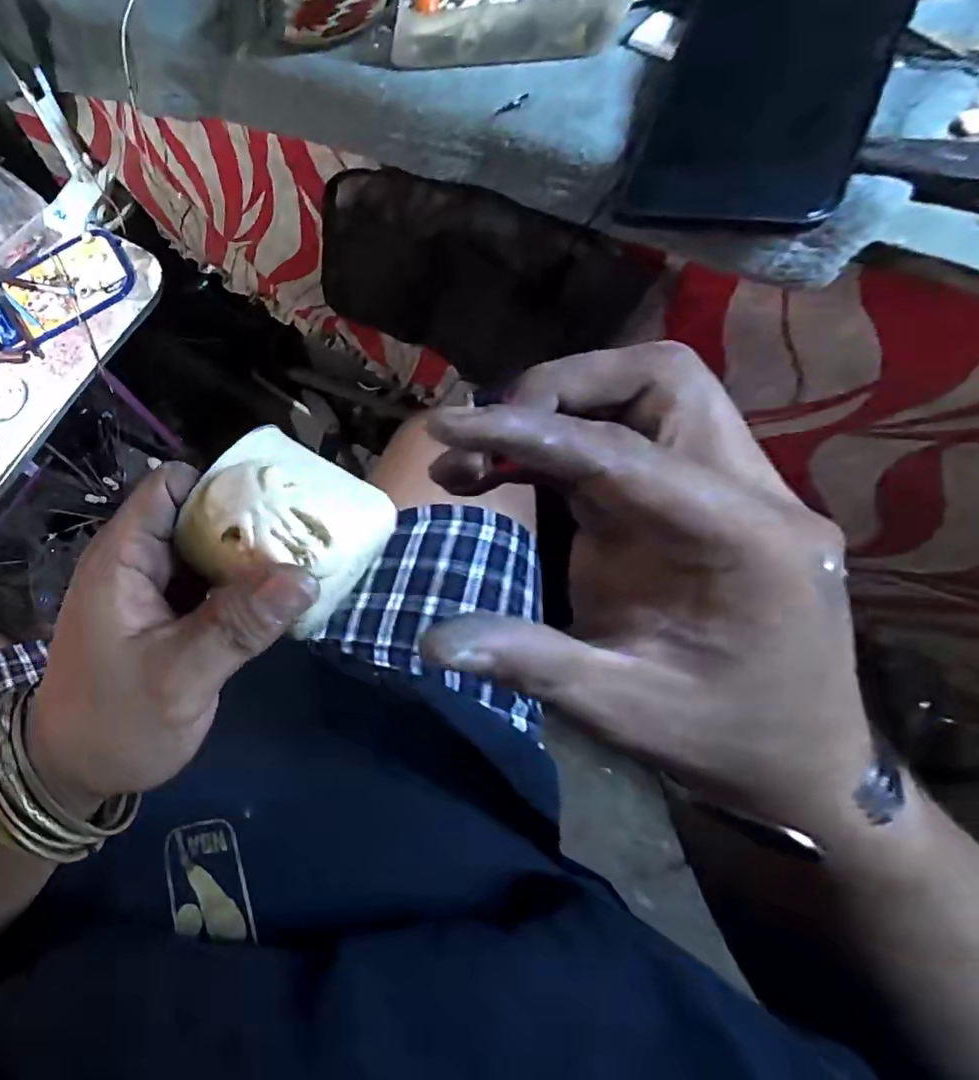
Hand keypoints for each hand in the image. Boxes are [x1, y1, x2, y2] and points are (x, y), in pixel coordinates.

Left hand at [30, 464, 318, 807]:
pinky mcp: (157, 617)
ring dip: (243, 561)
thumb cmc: (115, 722)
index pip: (168, 487)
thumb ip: (238, 625)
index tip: (277, 507)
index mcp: (121, 558)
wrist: (72, 767)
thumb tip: (304, 574)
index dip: (220, 487)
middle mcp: (130, 562)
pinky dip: (231, 590)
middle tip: (308, 542)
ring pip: (199, 553)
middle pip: (191, 516)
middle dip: (245, 525)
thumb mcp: (181, 677)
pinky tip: (272, 604)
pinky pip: (199, 587)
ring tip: (304, 568)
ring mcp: (143, 590)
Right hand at [419, 343, 875, 840]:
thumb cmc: (716, 732)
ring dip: (551, 408)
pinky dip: (547, 441)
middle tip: (477, 440)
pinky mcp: (676, 502)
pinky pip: (612, 437)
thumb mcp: (618, 707)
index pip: (620, 448)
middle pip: (657, 379)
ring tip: (475, 459)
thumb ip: (530, 662)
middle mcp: (738, 495)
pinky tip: (496, 474)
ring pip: (640, 393)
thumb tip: (432, 643)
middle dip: (554, 391)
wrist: (790, 753)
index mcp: (739, 538)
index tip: (444, 428)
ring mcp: (711, 492)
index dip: (524, 430)